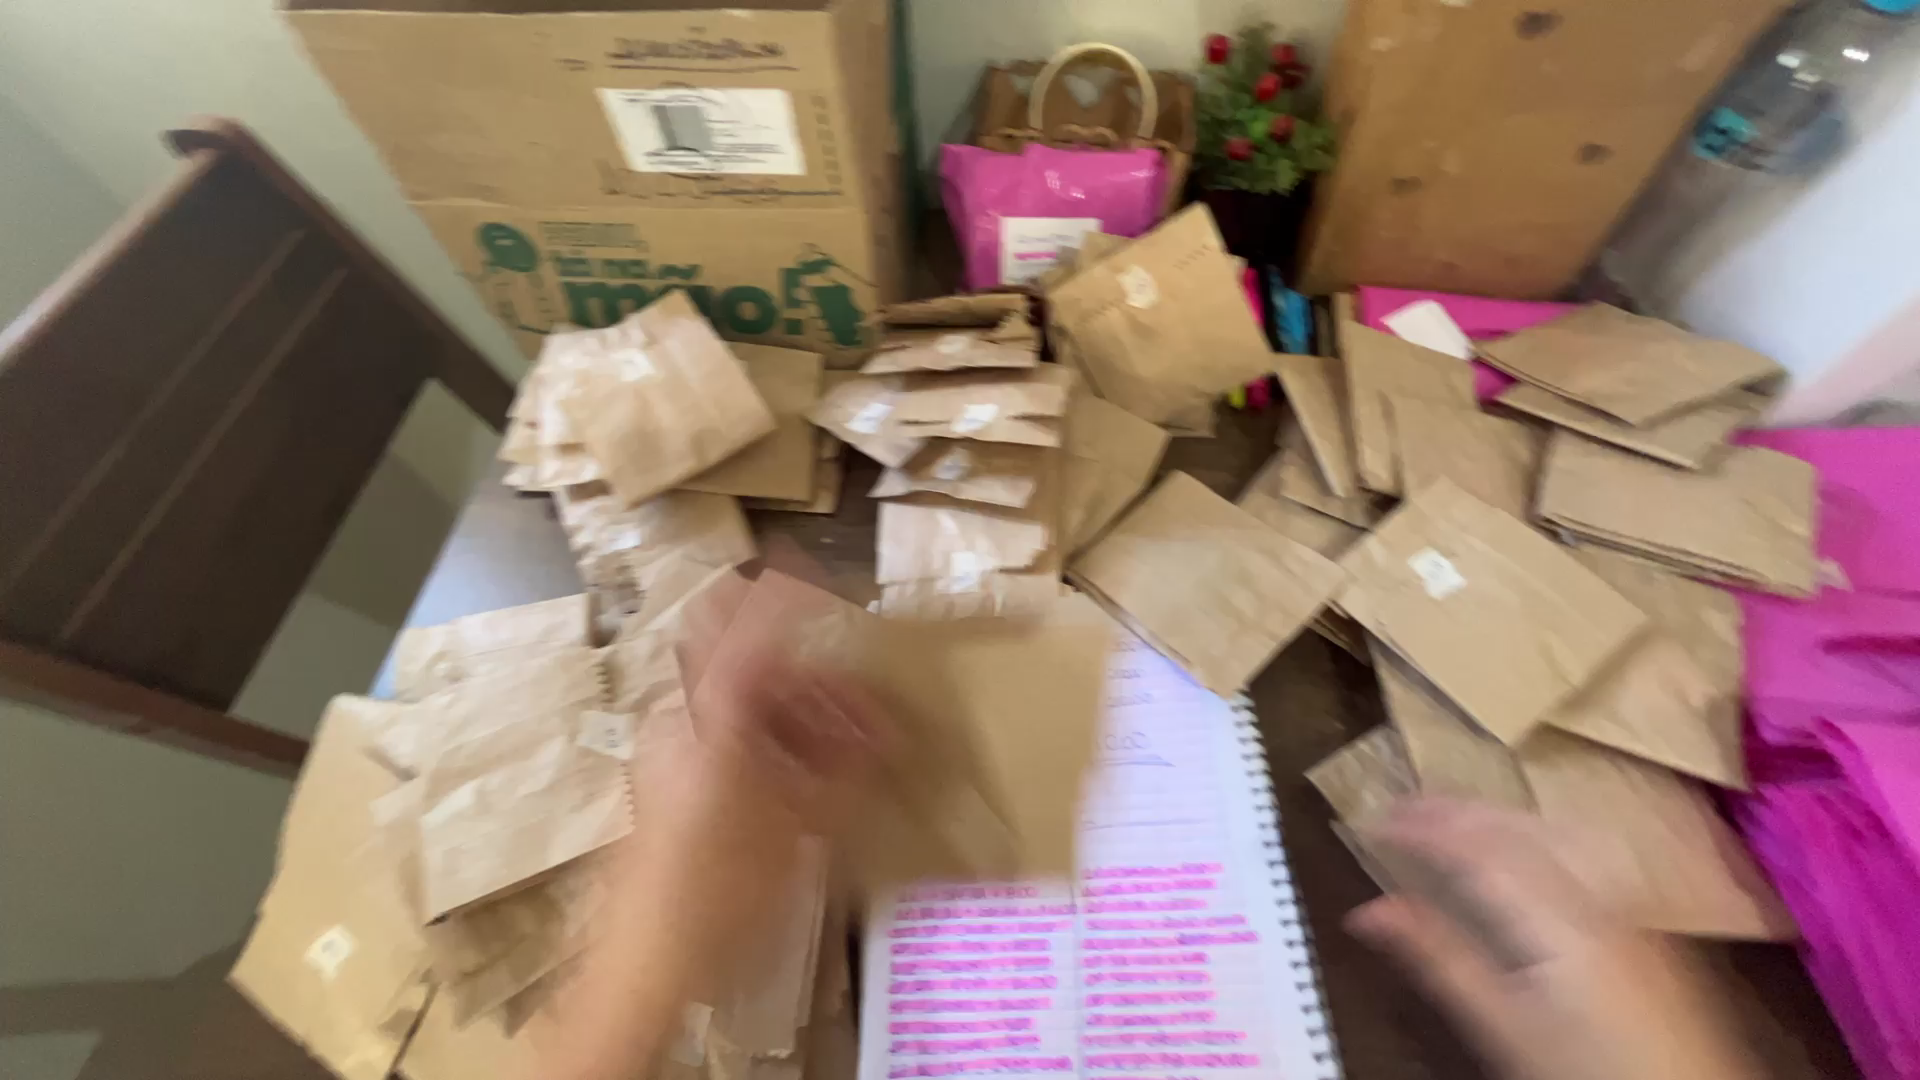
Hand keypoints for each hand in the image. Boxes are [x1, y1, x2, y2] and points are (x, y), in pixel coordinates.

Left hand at [541, 615, 888, 1079]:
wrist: (639, 968)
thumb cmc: (717, 895)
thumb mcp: (796, 830)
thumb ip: (841, 768)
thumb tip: (879, 730)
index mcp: (713, 720)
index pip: (745, 628)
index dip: (778, 590)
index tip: (810, 565)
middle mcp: (691, 721)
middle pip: (759, 673)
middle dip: (821, 682)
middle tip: (869, 711)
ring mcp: (680, 751)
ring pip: (752, 707)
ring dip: (808, 716)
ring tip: (857, 751)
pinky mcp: (680, 780)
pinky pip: (739, 739)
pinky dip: (783, 743)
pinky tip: (819, 776)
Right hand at [1347, 799, 1758, 1079]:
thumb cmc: (1588, 1073)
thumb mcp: (1502, 1025)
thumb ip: (1438, 958)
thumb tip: (1365, 909)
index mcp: (1558, 919)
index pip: (1475, 848)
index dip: (1420, 828)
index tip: (1371, 823)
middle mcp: (1594, 898)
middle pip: (1514, 827)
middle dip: (1449, 809)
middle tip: (1396, 807)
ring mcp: (1623, 909)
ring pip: (1547, 832)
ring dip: (1487, 813)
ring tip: (1443, 814)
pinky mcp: (1638, 927)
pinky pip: (1572, 850)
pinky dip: (1523, 831)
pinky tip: (1512, 845)